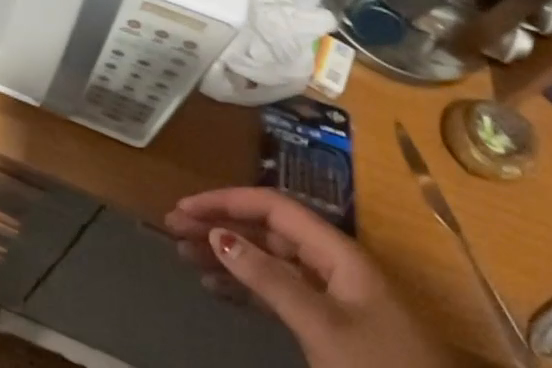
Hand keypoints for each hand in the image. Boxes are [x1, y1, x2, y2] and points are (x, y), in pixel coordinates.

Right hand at [165, 188, 452, 367]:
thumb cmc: (379, 366)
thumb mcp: (322, 325)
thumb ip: (270, 279)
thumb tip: (220, 234)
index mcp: (338, 251)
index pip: (274, 208)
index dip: (228, 200)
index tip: (184, 207)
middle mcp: (333, 264)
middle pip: (268, 231)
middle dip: (221, 225)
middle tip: (172, 227)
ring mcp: (332, 295)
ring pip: (269, 261)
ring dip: (228, 255)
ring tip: (184, 254)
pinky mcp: (329, 325)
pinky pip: (278, 291)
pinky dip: (246, 286)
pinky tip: (217, 288)